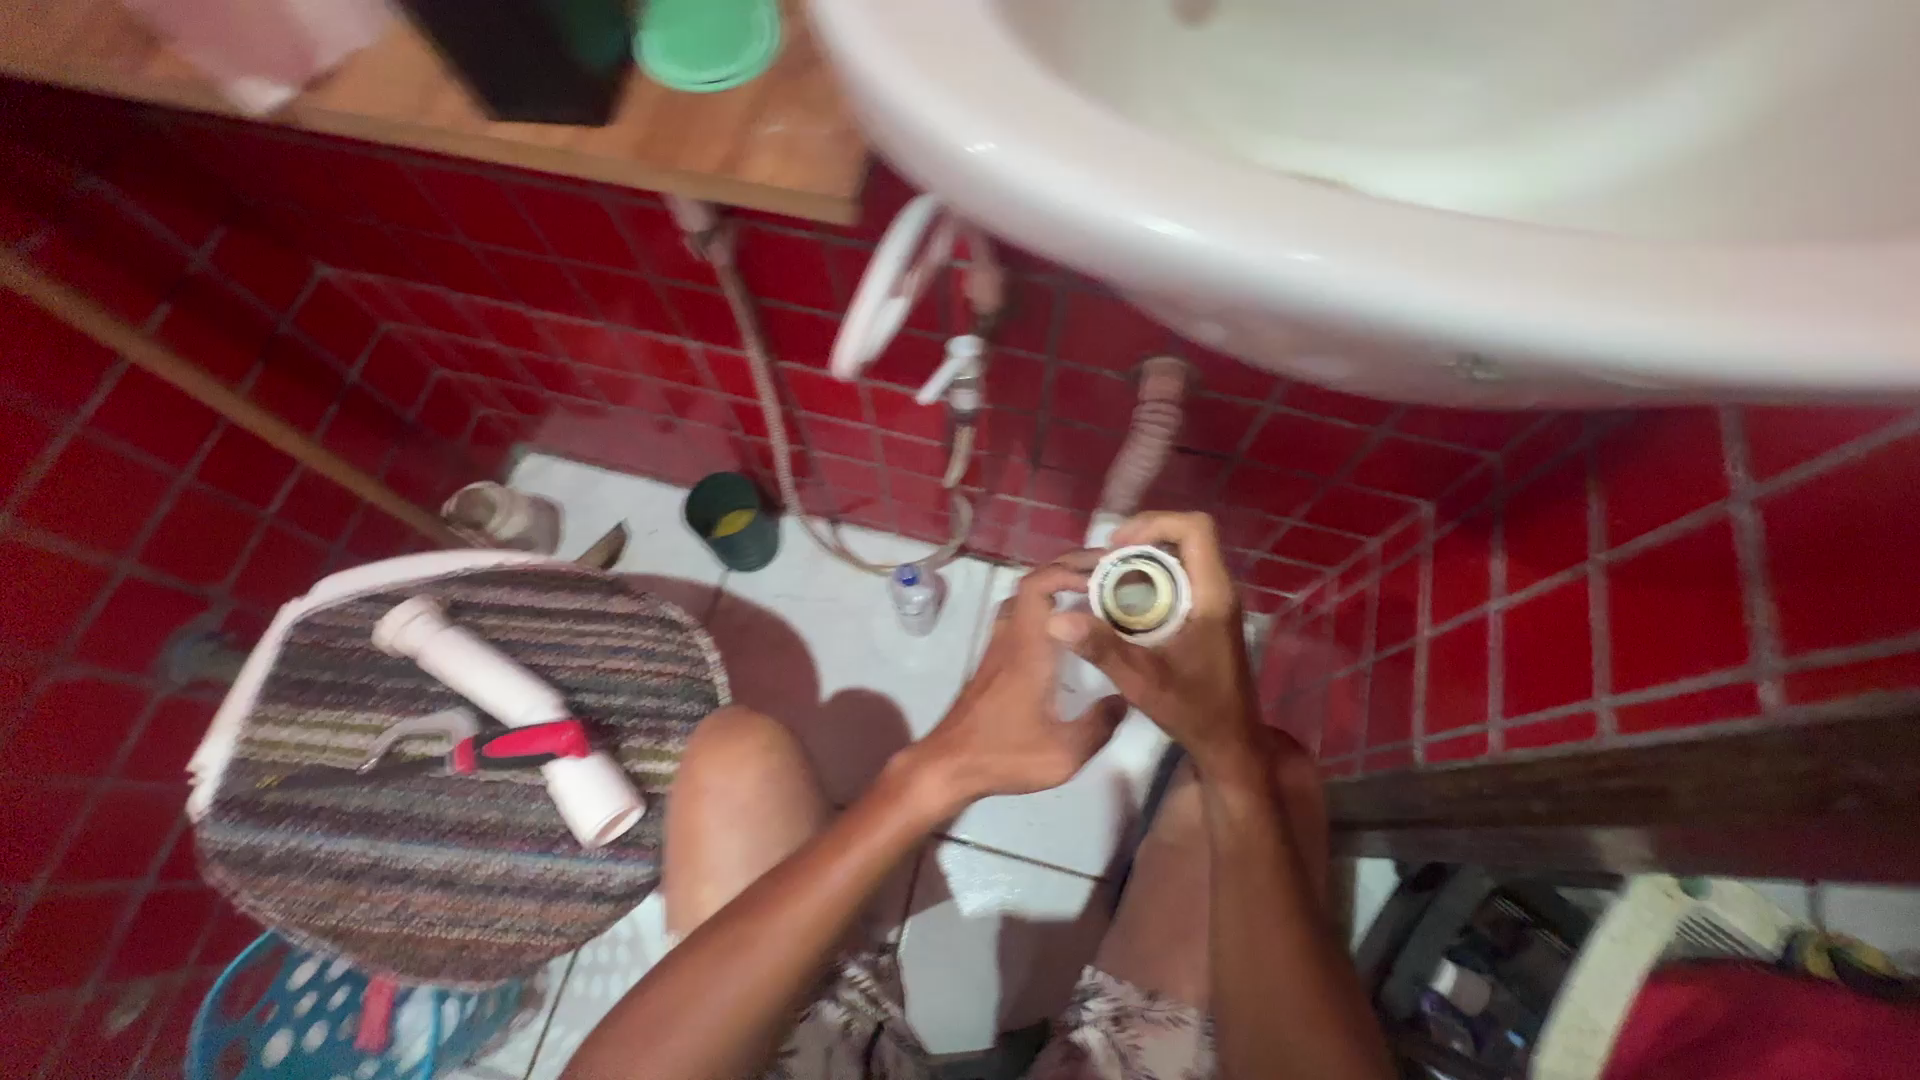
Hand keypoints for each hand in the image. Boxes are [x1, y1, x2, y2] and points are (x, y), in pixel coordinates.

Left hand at [907, 556, 1126, 811]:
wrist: (948, 766)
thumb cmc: (1003, 755)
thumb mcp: (1064, 753)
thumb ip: (1100, 725)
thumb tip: (1124, 698)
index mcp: (1026, 649)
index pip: (1037, 586)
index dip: (1068, 569)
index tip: (1102, 574)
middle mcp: (1009, 640)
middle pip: (1031, 584)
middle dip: (1066, 569)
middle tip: (1104, 574)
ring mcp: (997, 650)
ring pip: (1022, 601)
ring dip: (1053, 590)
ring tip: (1091, 596)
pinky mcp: (992, 665)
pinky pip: (1018, 620)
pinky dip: (1043, 612)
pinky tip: (1066, 634)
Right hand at [1046, 512, 1276, 777]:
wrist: (1230, 744)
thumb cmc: (1194, 711)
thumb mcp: (1142, 681)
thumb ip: (1101, 648)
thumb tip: (1055, 621)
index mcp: (1212, 595)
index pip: (1196, 528)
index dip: (1155, 523)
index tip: (1117, 547)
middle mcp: (1218, 590)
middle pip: (1185, 537)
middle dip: (1141, 541)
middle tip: (1104, 565)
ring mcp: (1215, 602)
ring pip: (1180, 557)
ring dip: (1143, 561)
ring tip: (1107, 582)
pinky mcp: (1207, 615)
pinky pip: (1178, 578)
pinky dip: (1149, 580)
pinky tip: (1123, 605)